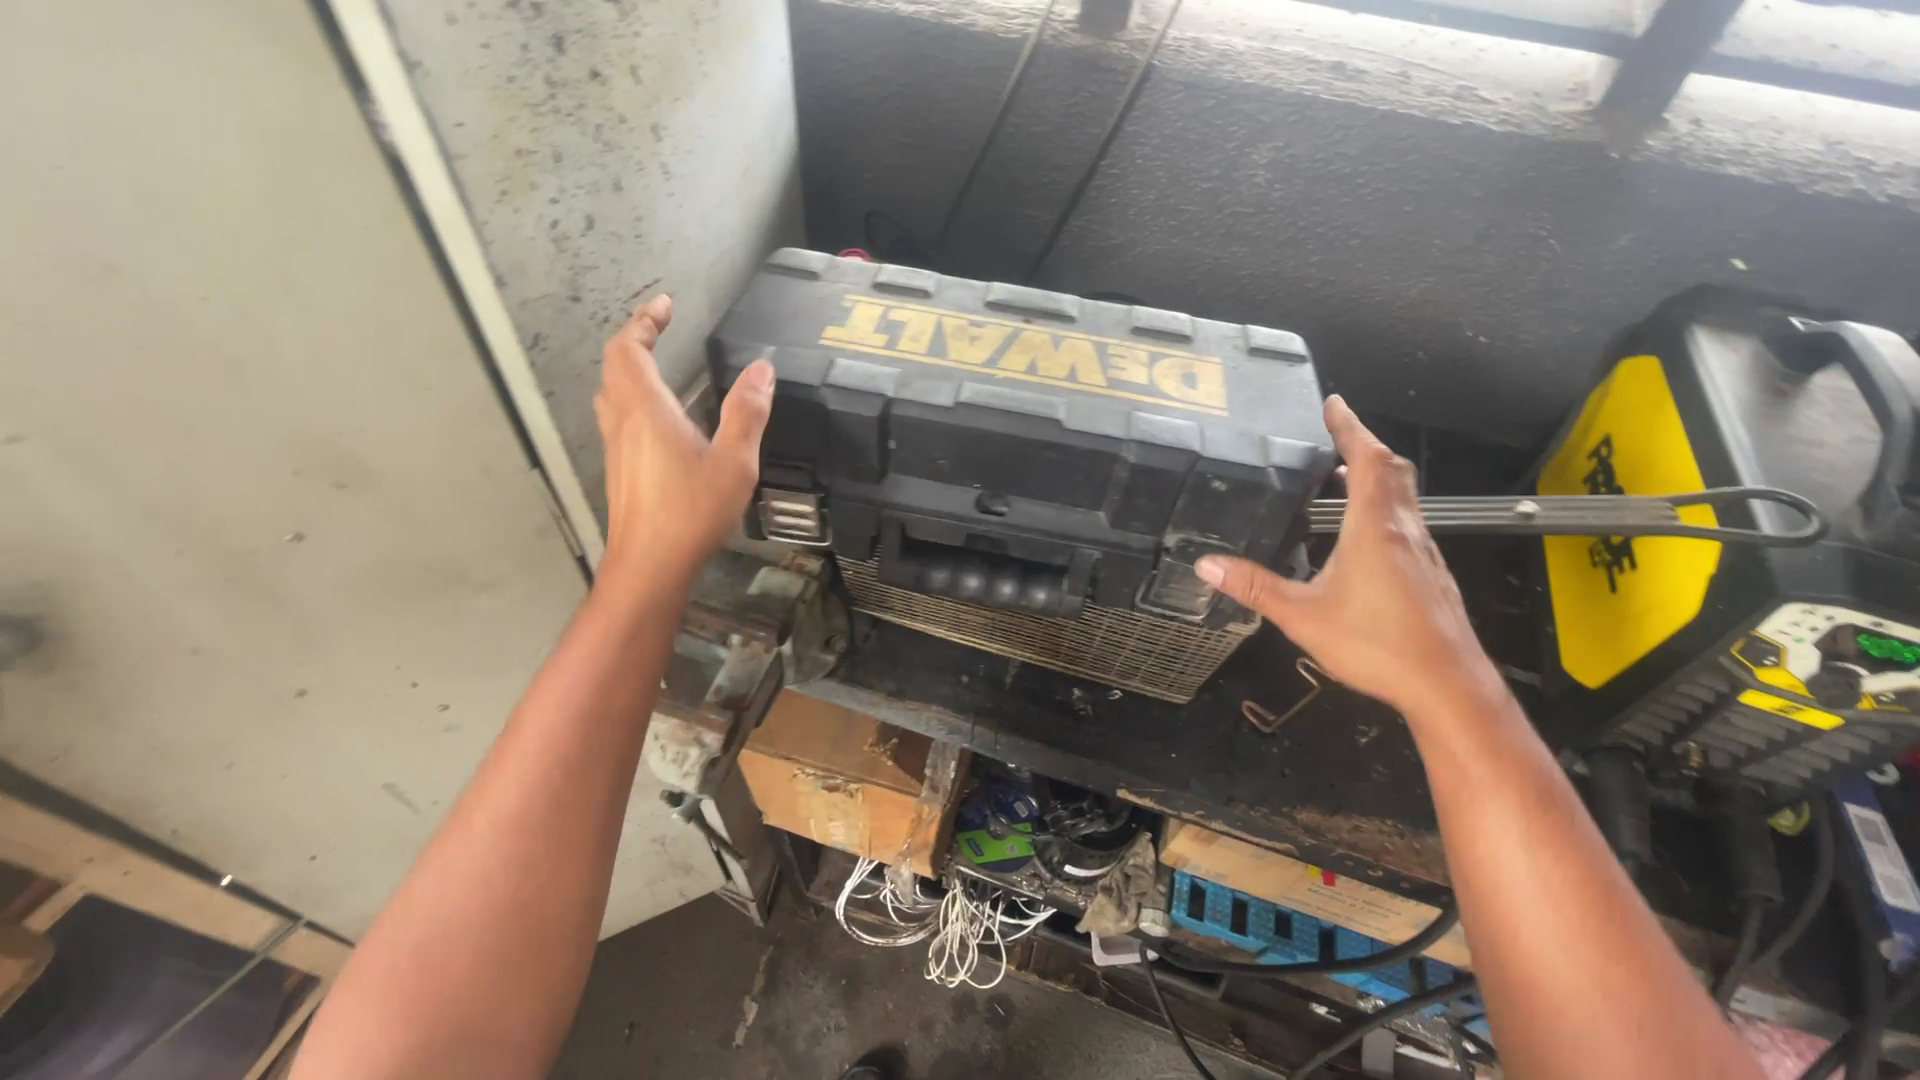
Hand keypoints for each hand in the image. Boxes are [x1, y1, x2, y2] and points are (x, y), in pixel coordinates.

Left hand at [594, 294, 774, 582]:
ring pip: (611, 392)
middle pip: (615, 365)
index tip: (664, 305)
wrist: (649, 565)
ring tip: (656, 363)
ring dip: (629, 368)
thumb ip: (747, 413)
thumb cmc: (691, 513)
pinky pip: (618, 417)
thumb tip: (763, 369)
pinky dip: (632, 397)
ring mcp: (616, 447)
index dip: (644, 321)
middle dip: (635, 338)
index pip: (630, 349)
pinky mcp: (620, 469)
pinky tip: (658, 417)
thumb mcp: (733, 462)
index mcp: (647, 411)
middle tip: (659, 327)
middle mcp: (624, 422)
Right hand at [1196, 396, 1500, 716]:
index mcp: (1374, 529)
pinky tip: (1364, 533)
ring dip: (1376, 476)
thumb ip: (1254, 587)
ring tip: (1344, 476)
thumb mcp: (1302, 616)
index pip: (1366, 460)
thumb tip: (1205, 565)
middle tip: (1337, 435)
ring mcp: (1423, 552)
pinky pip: (1407, 522)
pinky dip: (1385, 506)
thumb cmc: (1376, 644)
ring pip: (1403, 496)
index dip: (1350, 427)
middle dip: (1365, 445)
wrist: (1447, 685)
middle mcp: (1404, 530)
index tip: (1334, 403)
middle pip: (1392, 470)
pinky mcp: (1430, 574)